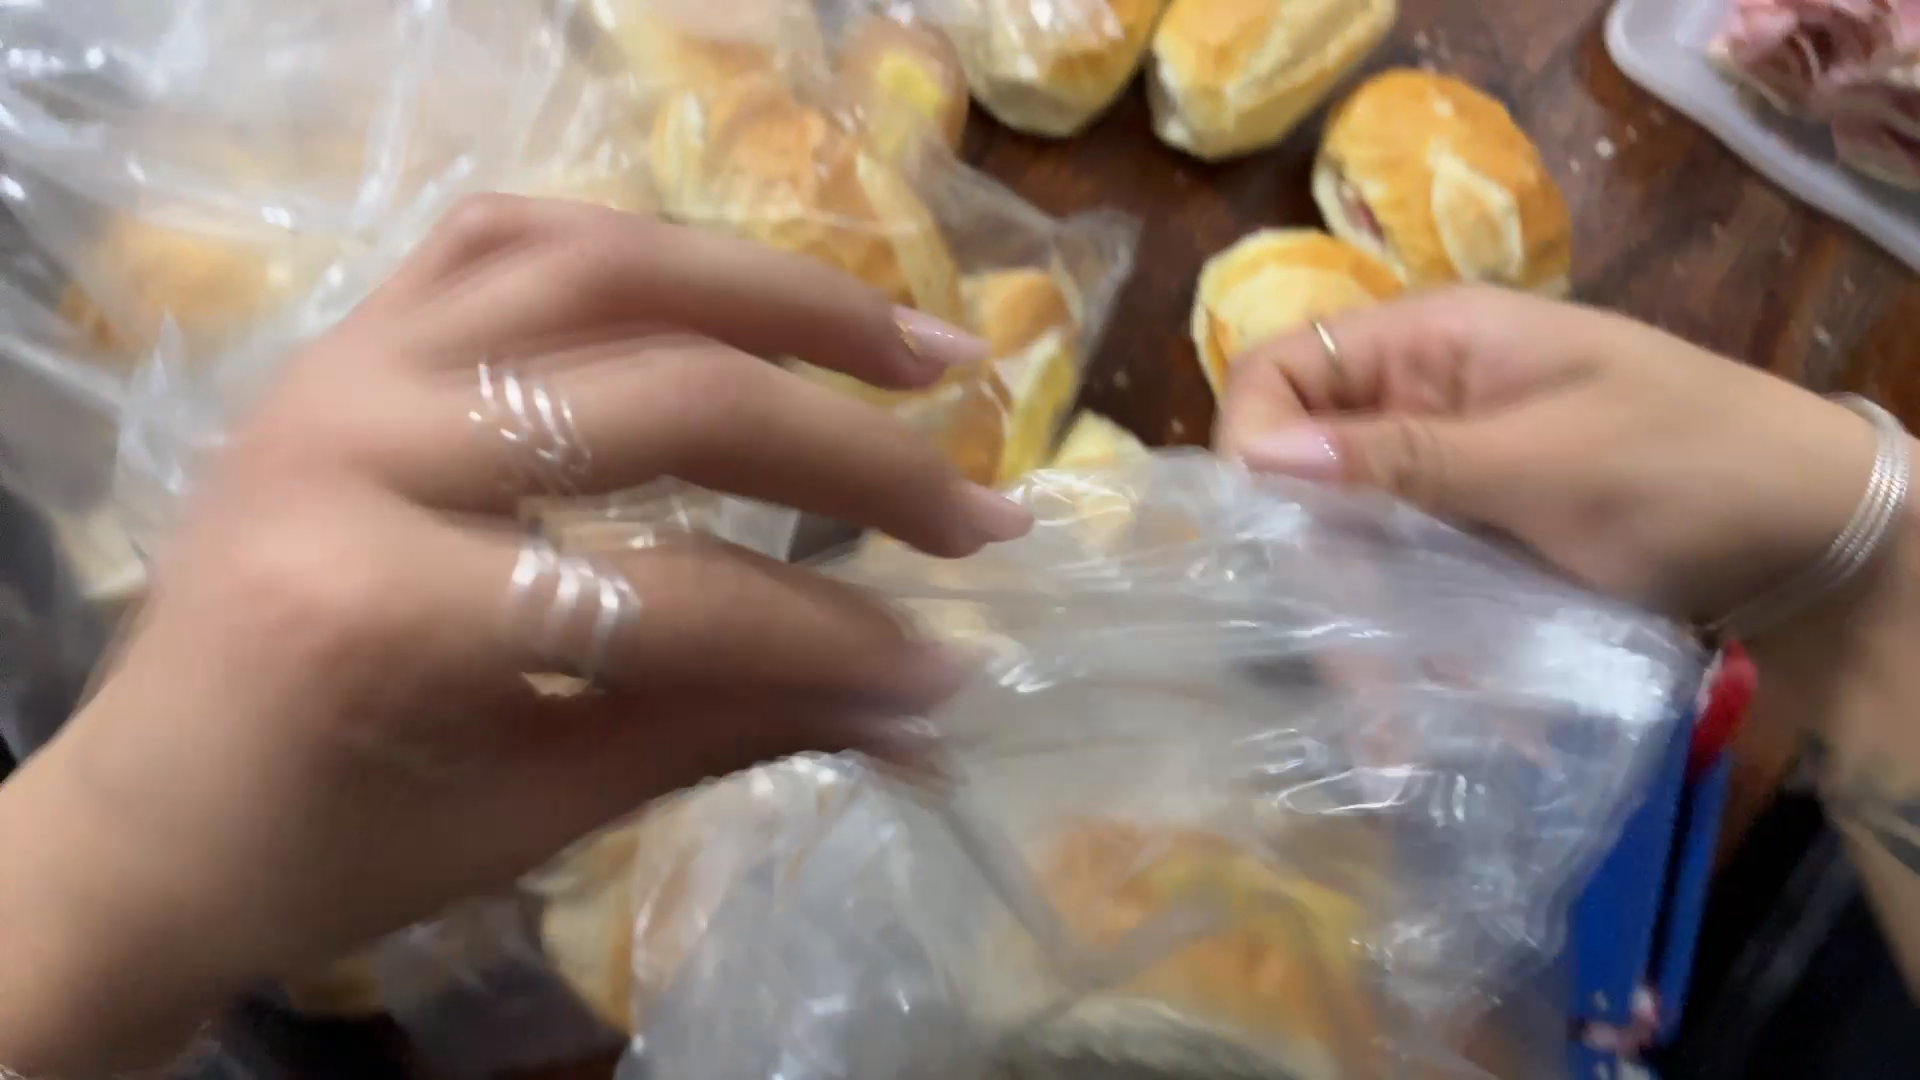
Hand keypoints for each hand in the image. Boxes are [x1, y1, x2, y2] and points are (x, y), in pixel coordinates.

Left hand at [0, 196, 1029, 1070]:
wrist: (146, 814)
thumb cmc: (341, 841)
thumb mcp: (552, 806)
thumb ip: (743, 727)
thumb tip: (918, 711)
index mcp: (379, 604)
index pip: (682, 603)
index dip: (834, 643)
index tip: (946, 673)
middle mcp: (360, 437)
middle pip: (674, 403)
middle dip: (860, 459)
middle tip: (980, 507)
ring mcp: (356, 355)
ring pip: (614, 266)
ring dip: (793, 303)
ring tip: (918, 351)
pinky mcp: (366, 330)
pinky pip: (529, 236)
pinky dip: (666, 252)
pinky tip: (754, 293)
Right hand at [1214, 286, 1876, 627]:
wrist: (1814, 543)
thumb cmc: (1697, 467)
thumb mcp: (1549, 458)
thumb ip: (1401, 454)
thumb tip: (1258, 454)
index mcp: (1426, 342)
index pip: (1279, 368)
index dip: (1249, 433)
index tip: (1257, 520)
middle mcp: (1399, 399)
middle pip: (1289, 456)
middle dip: (1291, 543)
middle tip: (1321, 631)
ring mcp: (1412, 465)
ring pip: (1322, 524)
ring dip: (1331, 600)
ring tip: (1369, 696)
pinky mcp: (1428, 523)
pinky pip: (1365, 561)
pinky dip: (1367, 618)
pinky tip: (1387, 687)